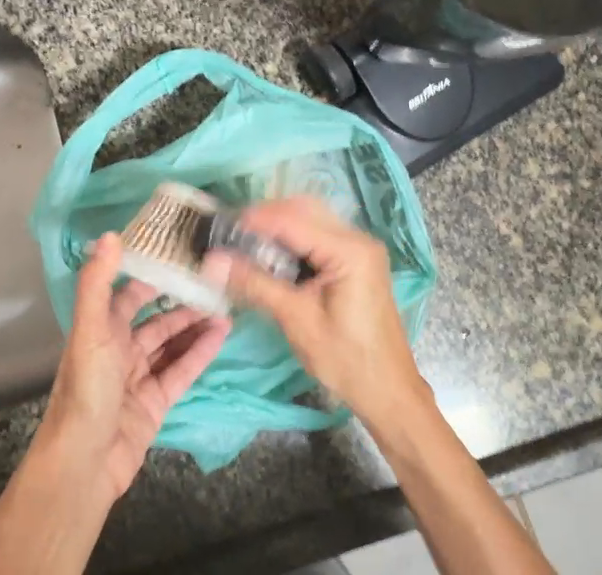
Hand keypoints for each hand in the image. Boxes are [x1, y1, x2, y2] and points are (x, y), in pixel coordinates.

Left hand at [38, 233, 230, 504]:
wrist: (86, 461)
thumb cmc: (86, 389)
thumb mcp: (90, 330)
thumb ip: (98, 282)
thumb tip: (110, 235)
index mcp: (100, 329)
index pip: (128, 293)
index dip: (152, 274)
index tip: (180, 254)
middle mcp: (118, 349)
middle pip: (155, 318)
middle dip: (181, 301)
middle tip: (214, 282)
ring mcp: (138, 377)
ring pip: (171, 343)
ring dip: (195, 325)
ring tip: (225, 306)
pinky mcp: (156, 402)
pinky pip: (182, 370)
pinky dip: (201, 352)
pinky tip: (221, 334)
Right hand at [222, 197, 426, 423]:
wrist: (387, 390)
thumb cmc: (346, 360)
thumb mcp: (296, 320)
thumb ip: (256, 284)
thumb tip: (213, 261)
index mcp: (350, 251)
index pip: (292, 220)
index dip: (254, 220)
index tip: (222, 228)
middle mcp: (358, 240)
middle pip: (303, 209)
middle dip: (265, 217)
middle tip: (232, 234)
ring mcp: (360, 249)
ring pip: (311, 218)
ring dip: (278, 225)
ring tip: (246, 243)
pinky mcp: (356, 260)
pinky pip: (319, 234)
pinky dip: (293, 238)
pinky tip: (272, 255)